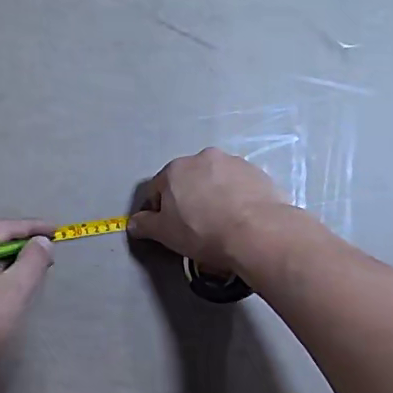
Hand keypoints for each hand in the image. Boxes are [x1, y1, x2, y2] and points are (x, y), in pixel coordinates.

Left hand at [0, 219, 55, 366]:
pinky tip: (21, 283)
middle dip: (25, 244)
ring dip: (17, 260)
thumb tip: (42, 242)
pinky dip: (7, 274)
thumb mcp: (17, 287)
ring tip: (40, 266)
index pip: (1, 229)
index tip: (56, 231)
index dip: (31, 227)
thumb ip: (33, 259)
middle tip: (50, 251)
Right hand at [127, 149, 290, 273]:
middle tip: (196, 227)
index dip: (158, 212)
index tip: (167, 230)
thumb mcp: (166, 234)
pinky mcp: (258, 172)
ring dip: (214, 196)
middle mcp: (203, 157)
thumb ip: (146, 225)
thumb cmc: (203, 232)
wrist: (257, 232)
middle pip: (188, 181)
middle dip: (188, 200)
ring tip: (222, 222)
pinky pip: (239, 185)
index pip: (157, 190)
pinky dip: (237, 197)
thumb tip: (134, 223)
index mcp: (175, 169)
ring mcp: (233, 162)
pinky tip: (241, 218)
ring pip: (216, 181)